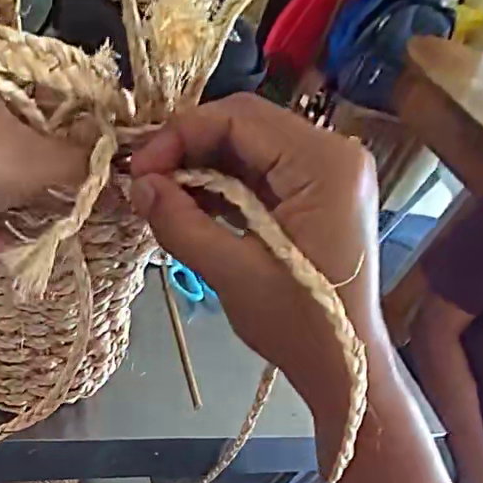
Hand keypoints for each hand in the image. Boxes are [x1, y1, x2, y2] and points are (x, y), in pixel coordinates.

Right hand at [125, 94, 382, 425]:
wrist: (343, 366)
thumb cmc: (298, 325)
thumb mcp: (233, 275)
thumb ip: (183, 225)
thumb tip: (139, 186)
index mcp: (324, 163)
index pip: (241, 117)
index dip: (181, 134)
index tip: (140, 170)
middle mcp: (334, 154)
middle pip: (246, 129)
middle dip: (189, 152)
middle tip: (145, 184)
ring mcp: (328, 176)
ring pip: (250, 153)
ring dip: (203, 172)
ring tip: (161, 199)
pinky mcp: (317, 199)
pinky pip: (261, 179)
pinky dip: (224, 192)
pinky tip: (192, 209)